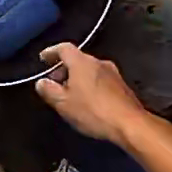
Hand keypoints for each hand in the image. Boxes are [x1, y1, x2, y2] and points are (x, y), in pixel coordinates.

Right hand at [35, 43, 156, 145]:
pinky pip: (100, 79)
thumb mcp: (63, 103)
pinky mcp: (122, 86)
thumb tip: (41, 82)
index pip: (63, 48)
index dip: (51, 52)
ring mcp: (113, 73)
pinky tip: (87, 100)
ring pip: (89, 69)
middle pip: (77, 58)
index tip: (43, 59)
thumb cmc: (92, 111)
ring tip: (69, 93)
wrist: (130, 123)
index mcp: (82, 62)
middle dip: (64, 68)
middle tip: (54, 82)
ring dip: (77, 77)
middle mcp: (98, 62)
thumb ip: (48, 90)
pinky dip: (90, 84)